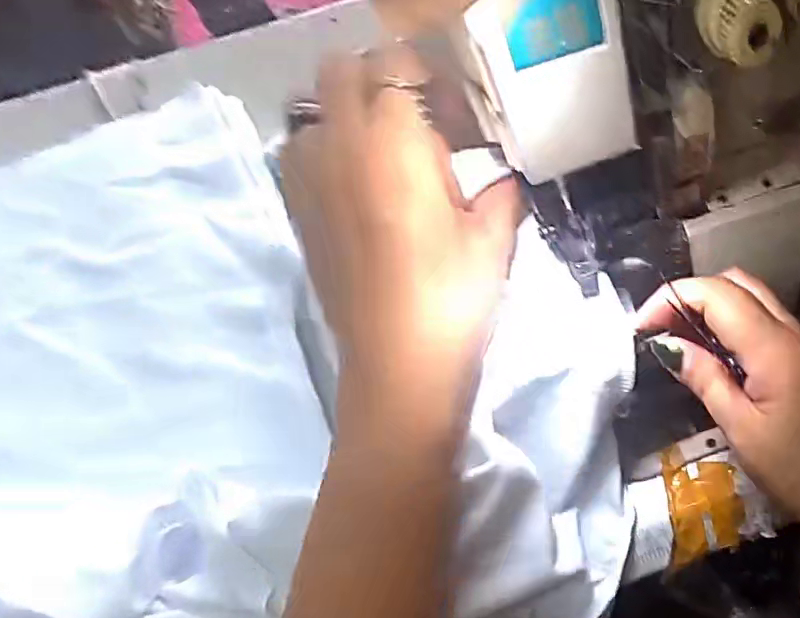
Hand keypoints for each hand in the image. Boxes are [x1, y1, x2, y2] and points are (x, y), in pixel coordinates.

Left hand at [280, 47, 522, 434]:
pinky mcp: (299, 216)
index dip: (432, 80)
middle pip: (344, 72)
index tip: (459, 115)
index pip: (400, 66)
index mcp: (392, 140)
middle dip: (383, 84)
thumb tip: (501, 179)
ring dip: (351, 121)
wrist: (399, 369)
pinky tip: (363, 197)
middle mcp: (339, 145)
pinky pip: (304, 159)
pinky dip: (332, 159)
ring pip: (317, 114)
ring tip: (389, 166)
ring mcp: (309, 181)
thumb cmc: (452, 304)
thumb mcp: (493, 244)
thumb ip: (500, 194)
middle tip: (422, 130)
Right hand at [635, 270, 799, 535]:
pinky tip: (711, 352)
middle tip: (659, 329)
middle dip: (692, 295)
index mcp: (775, 349)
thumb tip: (669, 345)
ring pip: (753, 298)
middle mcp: (793, 333)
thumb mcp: (739, 428)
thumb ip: (705, 379)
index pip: (719, 295)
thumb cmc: (790, 470)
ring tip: (678, 338)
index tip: (642, 326)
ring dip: (712, 307)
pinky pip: (764, 322)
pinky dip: (732, 324)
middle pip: (738, 284)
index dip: (674, 298)